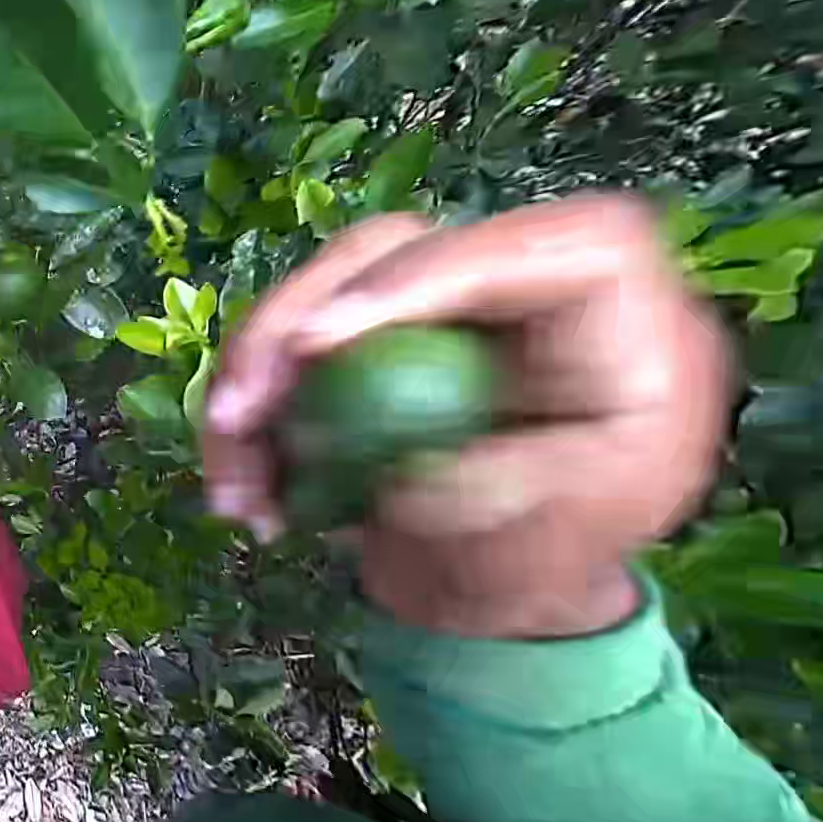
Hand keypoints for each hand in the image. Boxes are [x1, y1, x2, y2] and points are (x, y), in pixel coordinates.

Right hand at [201, 193, 730, 637]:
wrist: (484, 571)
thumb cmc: (543, 553)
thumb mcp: (557, 546)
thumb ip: (503, 498)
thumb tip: (403, 475)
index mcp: (591, 312)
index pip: (522, 250)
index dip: (411, 280)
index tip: (311, 346)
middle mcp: (486, 291)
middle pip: (371, 257)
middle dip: (279, 333)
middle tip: (231, 416)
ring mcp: (403, 314)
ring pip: (296, 307)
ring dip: (241, 392)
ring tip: (231, 494)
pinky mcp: (341, 349)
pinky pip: (267, 363)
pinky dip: (239, 429)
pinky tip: (239, 495)